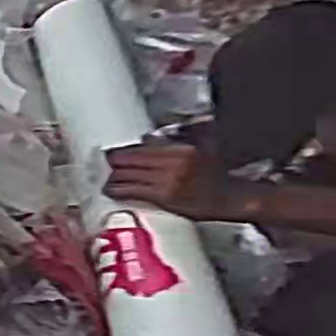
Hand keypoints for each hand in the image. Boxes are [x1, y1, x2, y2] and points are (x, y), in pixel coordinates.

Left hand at [104, 143, 244, 220]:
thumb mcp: (201, 151)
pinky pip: (128, 191)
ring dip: (111, 179)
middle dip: (111, 165)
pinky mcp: (161, 196)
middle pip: (125, 160)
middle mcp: (174, 162)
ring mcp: (166, 180)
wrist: (231, 198)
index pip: (139, 147)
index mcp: (182, 149)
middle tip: (104, 168)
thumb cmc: (214, 176)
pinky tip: (111, 191)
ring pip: (123, 176)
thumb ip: (175, 142)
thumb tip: (145, 138)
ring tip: (108, 181)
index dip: (120, 152)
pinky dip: (115, 191)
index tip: (110, 155)